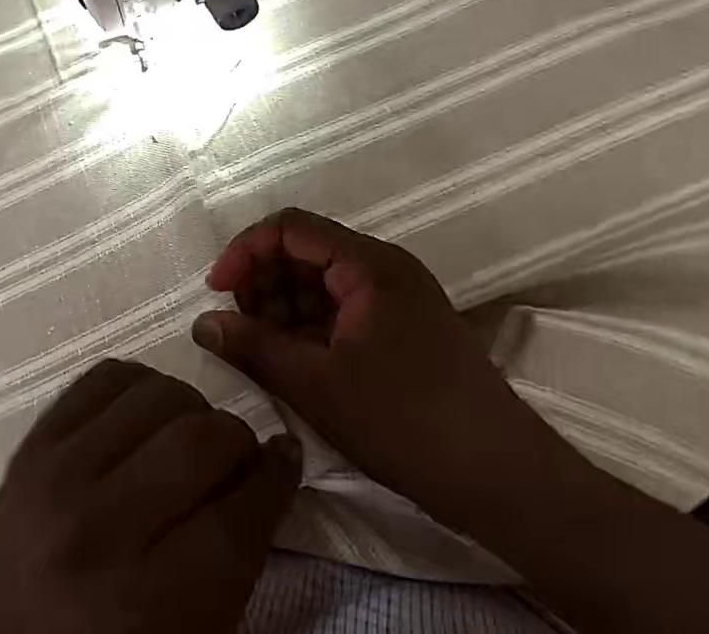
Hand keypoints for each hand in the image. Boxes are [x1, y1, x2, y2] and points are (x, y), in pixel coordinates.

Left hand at [0, 359, 300, 633]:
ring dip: (192, 406)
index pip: (236, 520)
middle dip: (238, 440)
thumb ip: (231, 571)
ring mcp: (58, 474)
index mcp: (145, 606)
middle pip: (199, 443)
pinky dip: (140, 382)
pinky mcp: (33, 442)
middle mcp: (100, 528)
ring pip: (155, 396)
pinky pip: (102, 377)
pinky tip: (148, 408)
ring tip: (192, 432)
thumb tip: (267, 474)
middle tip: (239, 454)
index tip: (287, 458)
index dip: (276, 481)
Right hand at [191, 208, 576, 525]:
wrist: (507, 482)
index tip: (218, 292)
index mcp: (369, 265)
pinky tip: (292, 359)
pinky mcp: (401, 327)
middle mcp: (383, 268)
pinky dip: (308, 326)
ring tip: (261, 349)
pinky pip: (340, 308)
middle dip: (262, 281)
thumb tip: (202, 322)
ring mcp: (395, 298)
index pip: (290, 227)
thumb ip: (254, 347)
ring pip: (320, 282)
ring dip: (281, 306)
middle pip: (304, 250)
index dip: (245, 251)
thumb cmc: (407, 422)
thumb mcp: (317, 385)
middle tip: (239, 327)